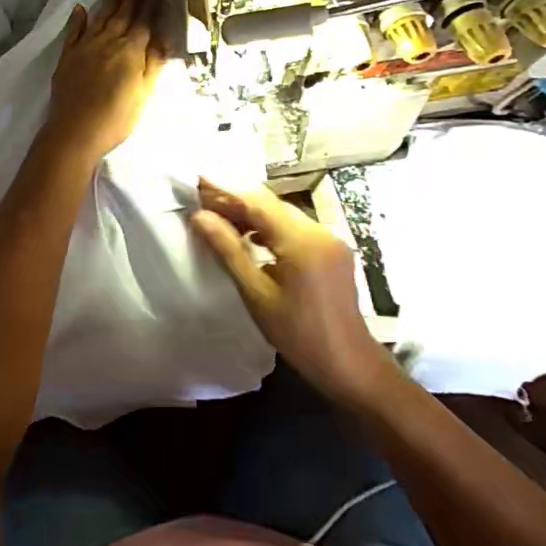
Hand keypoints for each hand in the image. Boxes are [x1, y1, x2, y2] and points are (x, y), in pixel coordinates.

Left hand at [43, 0, 167, 160]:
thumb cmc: (116, 118)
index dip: (150, 4)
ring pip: (100, 17)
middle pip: (123, 14)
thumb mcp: (144, 93)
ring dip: (110, 1)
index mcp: (131, 51)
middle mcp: (108, 42)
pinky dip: (78, 19)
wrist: (75, 130)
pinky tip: (81, 8)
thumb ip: (154, 63)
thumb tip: (164, 37)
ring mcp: (85, 47)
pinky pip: (73, 31)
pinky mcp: (67, 56)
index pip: (144, 22)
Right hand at [189, 178, 398, 406]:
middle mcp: (319, 231)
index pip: (257, 203)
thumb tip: (200, 217)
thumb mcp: (256, 293)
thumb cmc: (299, 334)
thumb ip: (228, 250)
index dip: (224, 191)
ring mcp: (329, 240)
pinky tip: (248, 237)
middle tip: (201, 200)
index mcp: (302, 240)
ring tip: (217, 219)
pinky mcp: (331, 252)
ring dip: (251, 214)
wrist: (349, 364)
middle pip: (270, 205)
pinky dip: (269, 228)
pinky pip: (294, 229)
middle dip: (235, 201)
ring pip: (282, 215)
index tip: (197, 181)